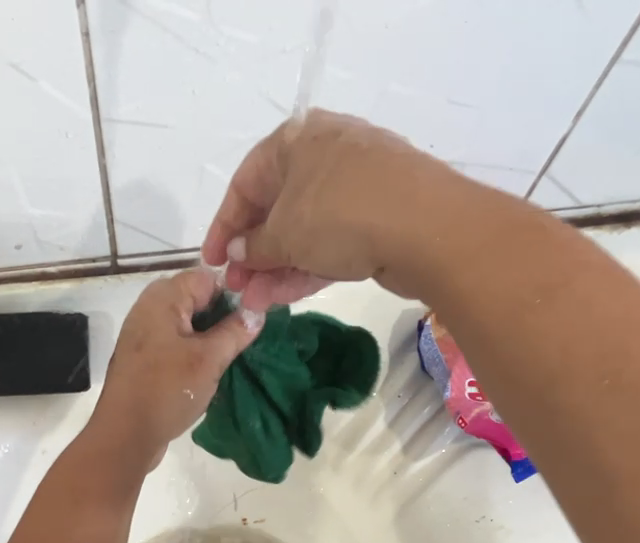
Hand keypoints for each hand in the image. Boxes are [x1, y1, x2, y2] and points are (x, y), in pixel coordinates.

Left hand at [84, 268, 261, 470]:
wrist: (125, 436)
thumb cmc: (166, 391)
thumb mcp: (208, 360)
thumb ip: (235, 332)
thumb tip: (257, 312)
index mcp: (162, 298)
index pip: (207, 278)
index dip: (232, 294)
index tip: (253, 318)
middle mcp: (149, 310)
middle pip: (196, 300)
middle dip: (221, 318)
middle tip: (245, 341)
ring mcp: (143, 337)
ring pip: (186, 326)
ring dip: (209, 339)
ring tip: (230, 358)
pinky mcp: (143, 361)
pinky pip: (175, 346)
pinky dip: (192, 354)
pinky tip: (209, 372)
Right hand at [202, 110, 460, 311]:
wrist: (427, 227)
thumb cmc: (340, 214)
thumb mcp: (283, 233)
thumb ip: (252, 246)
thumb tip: (236, 253)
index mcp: (296, 140)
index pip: (245, 183)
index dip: (223, 227)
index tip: (211, 263)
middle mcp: (324, 156)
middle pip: (275, 210)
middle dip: (252, 256)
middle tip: (237, 291)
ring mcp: (354, 188)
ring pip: (302, 232)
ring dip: (276, 269)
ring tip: (255, 305)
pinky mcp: (376, 219)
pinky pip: (328, 243)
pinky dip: (304, 268)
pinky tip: (281, 299)